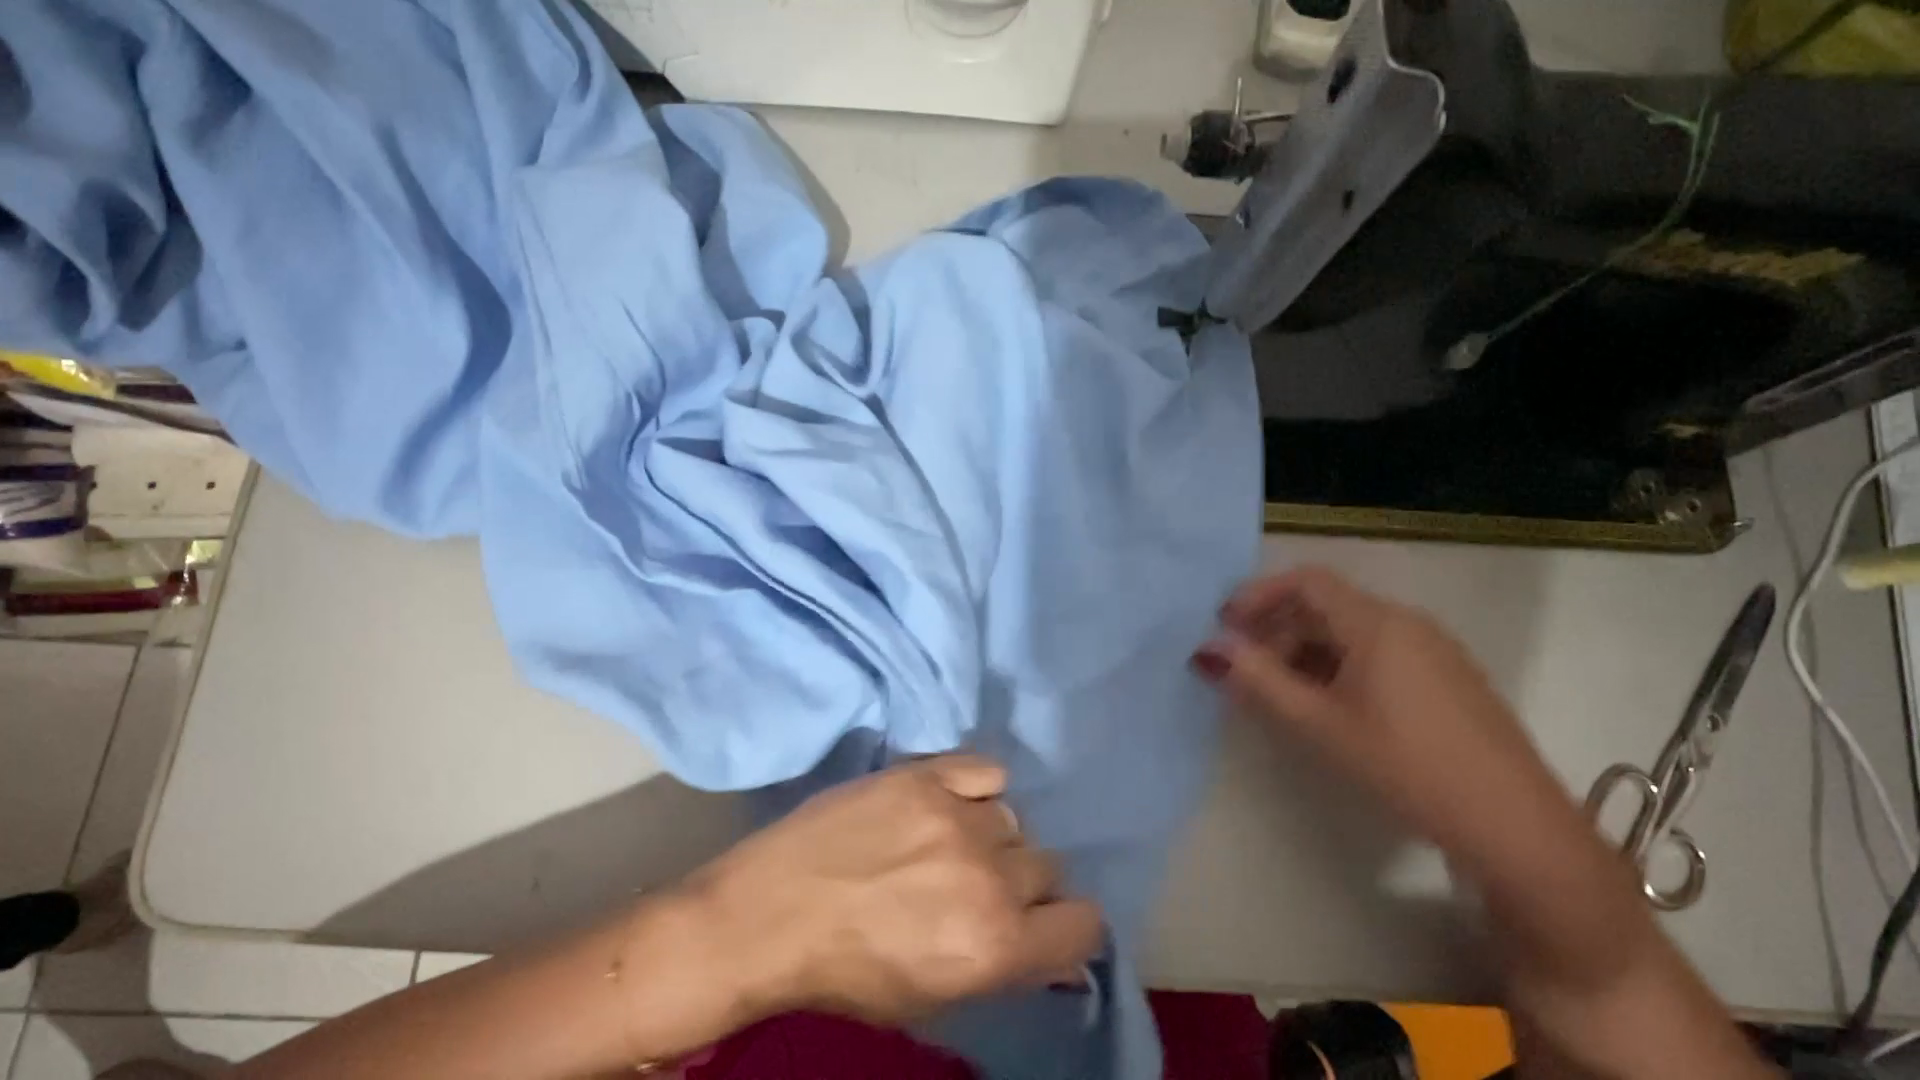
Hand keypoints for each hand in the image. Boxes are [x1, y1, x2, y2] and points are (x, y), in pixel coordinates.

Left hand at [685, 755, 1102, 1026]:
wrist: (767, 915)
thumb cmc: (847, 973)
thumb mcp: (935, 1001)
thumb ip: (1005, 971)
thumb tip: (1061, 958)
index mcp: (996, 945)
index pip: (1085, 924)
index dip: (1065, 928)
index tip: (1040, 925)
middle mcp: (990, 878)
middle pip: (1048, 867)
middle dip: (1020, 883)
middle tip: (972, 886)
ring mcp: (956, 818)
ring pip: (1015, 821)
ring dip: (991, 837)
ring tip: (945, 844)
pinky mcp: (924, 775)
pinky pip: (986, 770)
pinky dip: (975, 789)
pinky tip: (946, 804)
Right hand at [1193, 567, 1572, 860]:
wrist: (1509, 820)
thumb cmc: (1404, 764)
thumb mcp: (1320, 724)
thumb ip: (1259, 680)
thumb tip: (1209, 648)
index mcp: (1375, 622)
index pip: (1307, 581)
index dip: (1259, 596)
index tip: (1224, 627)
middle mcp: (1406, 622)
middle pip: (1327, 606)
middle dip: (1276, 630)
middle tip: (1242, 670)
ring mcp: (1433, 650)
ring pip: (1352, 633)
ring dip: (1305, 652)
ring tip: (1278, 695)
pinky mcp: (1447, 679)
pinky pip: (1379, 654)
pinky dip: (1339, 667)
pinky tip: (1328, 709)